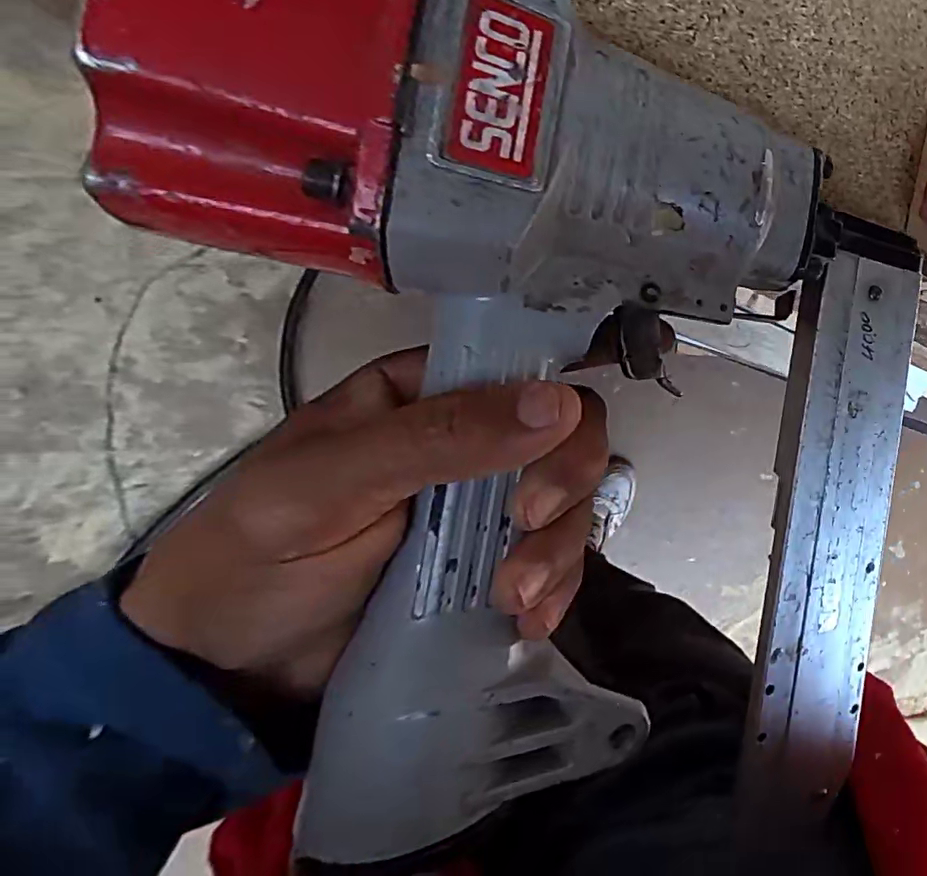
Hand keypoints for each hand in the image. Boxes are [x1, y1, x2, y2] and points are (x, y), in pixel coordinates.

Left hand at [120, 349, 610, 699]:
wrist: (223, 675)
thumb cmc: (250, 560)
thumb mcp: (324, 486)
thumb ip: (436, 438)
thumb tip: (558, 404)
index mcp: (433, 395)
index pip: (531, 376)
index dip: (561, 412)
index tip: (539, 468)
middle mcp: (481, 438)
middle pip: (574, 435)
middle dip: (566, 484)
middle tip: (530, 525)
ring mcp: (499, 500)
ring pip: (579, 497)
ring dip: (560, 547)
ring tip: (514, 597)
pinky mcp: (509, 555)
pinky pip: (568, 555)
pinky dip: (563, 586)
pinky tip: (530, 618)